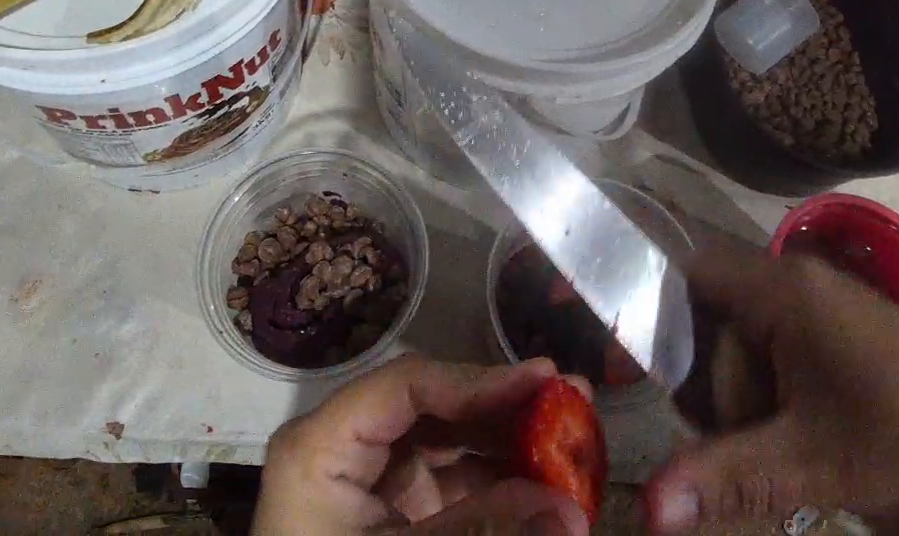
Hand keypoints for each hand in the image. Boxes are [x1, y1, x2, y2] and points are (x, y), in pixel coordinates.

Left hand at [254, 354, 590, 535]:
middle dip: (507, 408)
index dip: (480, 379)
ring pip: (452, 441)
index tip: (546, 378)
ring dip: (512, 444)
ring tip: (574, 440)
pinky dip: (501, 482)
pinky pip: (456, 481)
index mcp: (323, 445)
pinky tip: (547, 484)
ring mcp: (374, 479)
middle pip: (436, 406)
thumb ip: (486, 532)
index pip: (409, 386)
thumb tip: (575, 512)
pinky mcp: (397, 511)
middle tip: (574, 399)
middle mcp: (348, 446)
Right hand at [644, 248, 898, 535]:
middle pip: (708, 313)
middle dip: (693, 372)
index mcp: (786, 291)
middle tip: (699, 431)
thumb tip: (645, 511)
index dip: (642, 300)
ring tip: (751, 451)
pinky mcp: (843, 355)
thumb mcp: (821, 465)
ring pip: (740, 344)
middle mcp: (799, 291)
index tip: (611, 350)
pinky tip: (782, 452)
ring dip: (729, 397)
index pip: (687, 270)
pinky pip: (774, 365)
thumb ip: (727, 475)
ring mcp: (824, 321)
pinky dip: (761, 405)